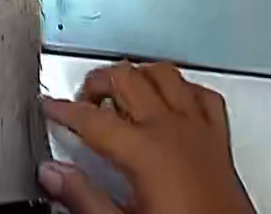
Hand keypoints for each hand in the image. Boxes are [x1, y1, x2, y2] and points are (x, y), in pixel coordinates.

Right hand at [41, 62, 255, 213]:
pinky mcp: (220, 138)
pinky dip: (182, 89)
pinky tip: (171, 99)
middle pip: (127, 78)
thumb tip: (53, 174)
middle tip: (82, 99)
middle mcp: (173, 128)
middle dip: (99, 81)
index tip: (50, 106)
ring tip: (121, 90)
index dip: (65, 110)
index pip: (93, 119)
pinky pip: (201, 93)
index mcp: (146, 151)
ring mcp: (199, 128)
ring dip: (139, 76)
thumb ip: (85, 198)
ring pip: (164, 73)